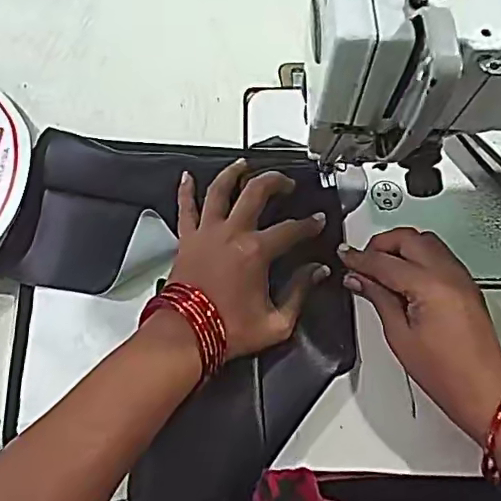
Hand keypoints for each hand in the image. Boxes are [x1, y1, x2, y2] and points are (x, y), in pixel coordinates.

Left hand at [167, 160, 329, 360]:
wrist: (186, 335)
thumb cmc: (224, 330)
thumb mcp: (276, 322)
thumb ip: (300, 293)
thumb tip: (315, 274)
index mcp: (255, 252)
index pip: (291, 229)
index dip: (308, 224)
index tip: (315, 222)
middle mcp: (230, 235)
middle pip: (256, 192)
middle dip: (275, 182)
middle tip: (285, 183)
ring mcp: (206, 233)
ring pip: (220, 190)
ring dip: (233, 174)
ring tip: (242, 165)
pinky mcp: (187, 240)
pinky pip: (185, 207)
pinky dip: (186, 190)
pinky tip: (187, 178)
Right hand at [341, 227, 500, 435]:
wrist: (483, 392)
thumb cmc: (448, 374)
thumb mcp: (399, 335)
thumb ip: (378, 298)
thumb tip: (361, 279)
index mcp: (430, 286)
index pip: (384, 260)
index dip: (359, 258)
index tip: (345, 257)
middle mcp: (450, 275)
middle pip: (407, 238)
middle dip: (380, 244)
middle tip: (361, 260)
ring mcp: (461, 278)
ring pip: (425, 241)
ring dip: (400, 246)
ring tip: (380, 266)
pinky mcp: (467, 285)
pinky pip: (439, 255)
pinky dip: (418, 256)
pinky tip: (403, 274)